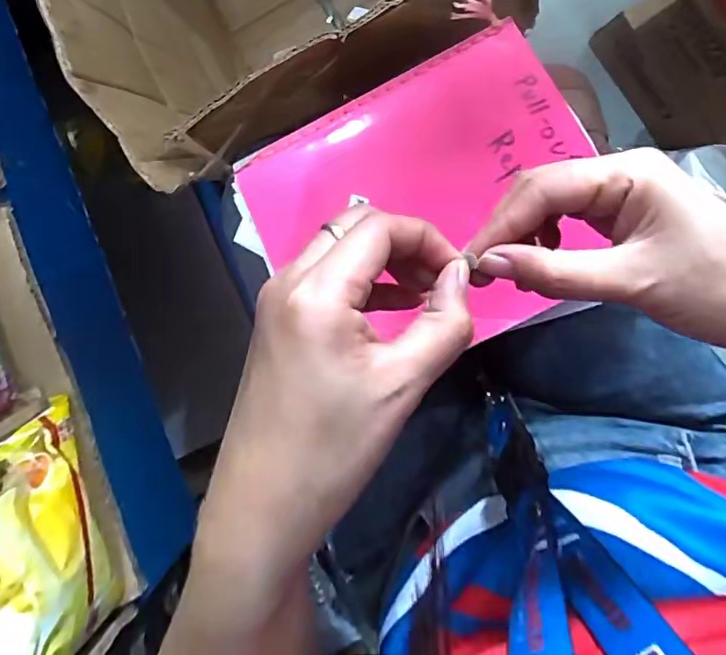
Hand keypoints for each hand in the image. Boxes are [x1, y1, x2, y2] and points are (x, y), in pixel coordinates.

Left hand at [200, 205, 473, 571]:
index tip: (461, 274)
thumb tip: (462, 275)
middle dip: (404, 242)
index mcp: (315, 288)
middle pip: (353, 227)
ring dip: (383, 259)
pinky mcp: (277, 315)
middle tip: (442, 281)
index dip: (427, 238)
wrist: (263, 499)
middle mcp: (289, 278)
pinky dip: (361, 280)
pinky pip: (323, 276)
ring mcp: (277, 296)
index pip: (377, 226)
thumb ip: (443, 322)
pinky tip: (393, 307)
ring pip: (336, 248)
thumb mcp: (402, 385)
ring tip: (425, 294)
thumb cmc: (335, 448)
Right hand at [463, 148, 725, 358]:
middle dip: (510, 228)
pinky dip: (548, 239)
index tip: (473, 262)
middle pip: (542, 190)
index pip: (543, 188)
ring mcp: (624, 189)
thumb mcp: (632, 282)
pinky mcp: (626, 212)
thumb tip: (488, 263)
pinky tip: (544, 263)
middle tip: (485, 269)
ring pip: (553, 203)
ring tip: (513, 270)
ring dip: (527, 234)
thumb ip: (554, 271)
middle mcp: (620, 169)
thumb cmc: (719, 293)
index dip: (502, 224)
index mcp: (626, 170)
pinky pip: (571, 217)